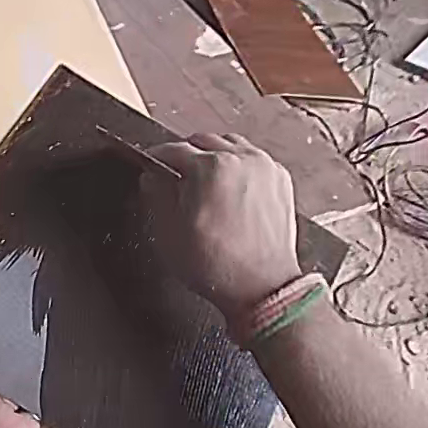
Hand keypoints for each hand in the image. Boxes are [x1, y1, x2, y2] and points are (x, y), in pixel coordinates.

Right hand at [142, 133, 300, 335]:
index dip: (155, 156)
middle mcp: (242, 159)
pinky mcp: (279, 179)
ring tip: (200, 180)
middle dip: (185, 154)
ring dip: (211, 155)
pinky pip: (252, 159)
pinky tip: (226, 189)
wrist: (260, 286)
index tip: (149, 162)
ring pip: (231, 145)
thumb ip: (157, 197)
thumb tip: (151, 178)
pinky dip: (235, 166)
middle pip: (204, 140)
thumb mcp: (169, 235)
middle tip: (172, 173)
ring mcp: (265, 167)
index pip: (174, 150)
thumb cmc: (217, 266)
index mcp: (211, 168)